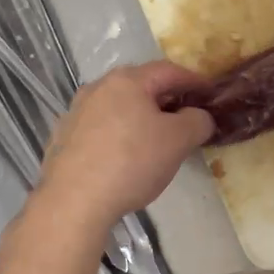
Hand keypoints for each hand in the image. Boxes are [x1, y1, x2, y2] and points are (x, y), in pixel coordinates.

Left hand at [31, 62, 214, 236]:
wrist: (73, 203)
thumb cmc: (132, 162)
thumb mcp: (179, 140)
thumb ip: (198, 121)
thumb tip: (199, 117)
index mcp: (126, 81)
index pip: (169, 71)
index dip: (195, 81)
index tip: (211, 95)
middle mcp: (97, 88)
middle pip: (141, 87)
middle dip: (167, 100)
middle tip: (187, 117)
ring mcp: (75, 113)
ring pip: (119, 108)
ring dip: (142, 118)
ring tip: (157, 140)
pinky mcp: (62, 139)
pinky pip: (101, 129)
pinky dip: (120, 135)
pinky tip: (126, 158)